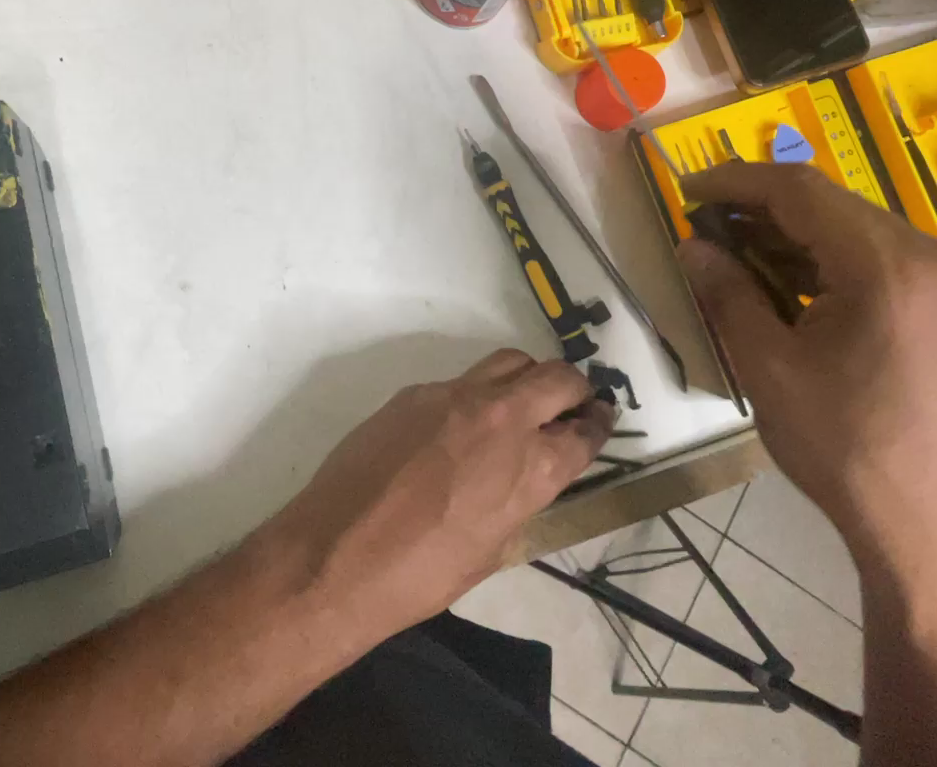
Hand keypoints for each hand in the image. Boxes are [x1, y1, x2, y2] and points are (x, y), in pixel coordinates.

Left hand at [265, 350, 612, 637]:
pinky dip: (472, 395)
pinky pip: (457, 382)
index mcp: (531, 468)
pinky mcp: (413, 392)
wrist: (338, 552)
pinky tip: (454, 426)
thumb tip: (528, 475)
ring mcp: (453, 397)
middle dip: (573, 388)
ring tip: (519, 401)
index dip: (597, 425)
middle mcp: (501, 418)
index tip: (599, 421)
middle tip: (570, 403)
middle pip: (556, 378)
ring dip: (525, 378)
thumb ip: (521, 498)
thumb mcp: (493, 548)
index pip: (585, 431)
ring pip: (508, 362)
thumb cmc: (422, 573)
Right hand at [677, 163, 936, 563]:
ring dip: (792, 236)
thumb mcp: (768, 367)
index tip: (684, 189)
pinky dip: (827, 263)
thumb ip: (727, 293)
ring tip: (733, 255)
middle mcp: (935, 258)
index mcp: (891, 266)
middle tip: (702, 228)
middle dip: (760, 209)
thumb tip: (692, 245)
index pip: (801, 192)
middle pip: (833, 206)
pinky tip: (786, 285)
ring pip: (857, 232)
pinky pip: (881, 262)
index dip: (735, 182)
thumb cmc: (846, 448)